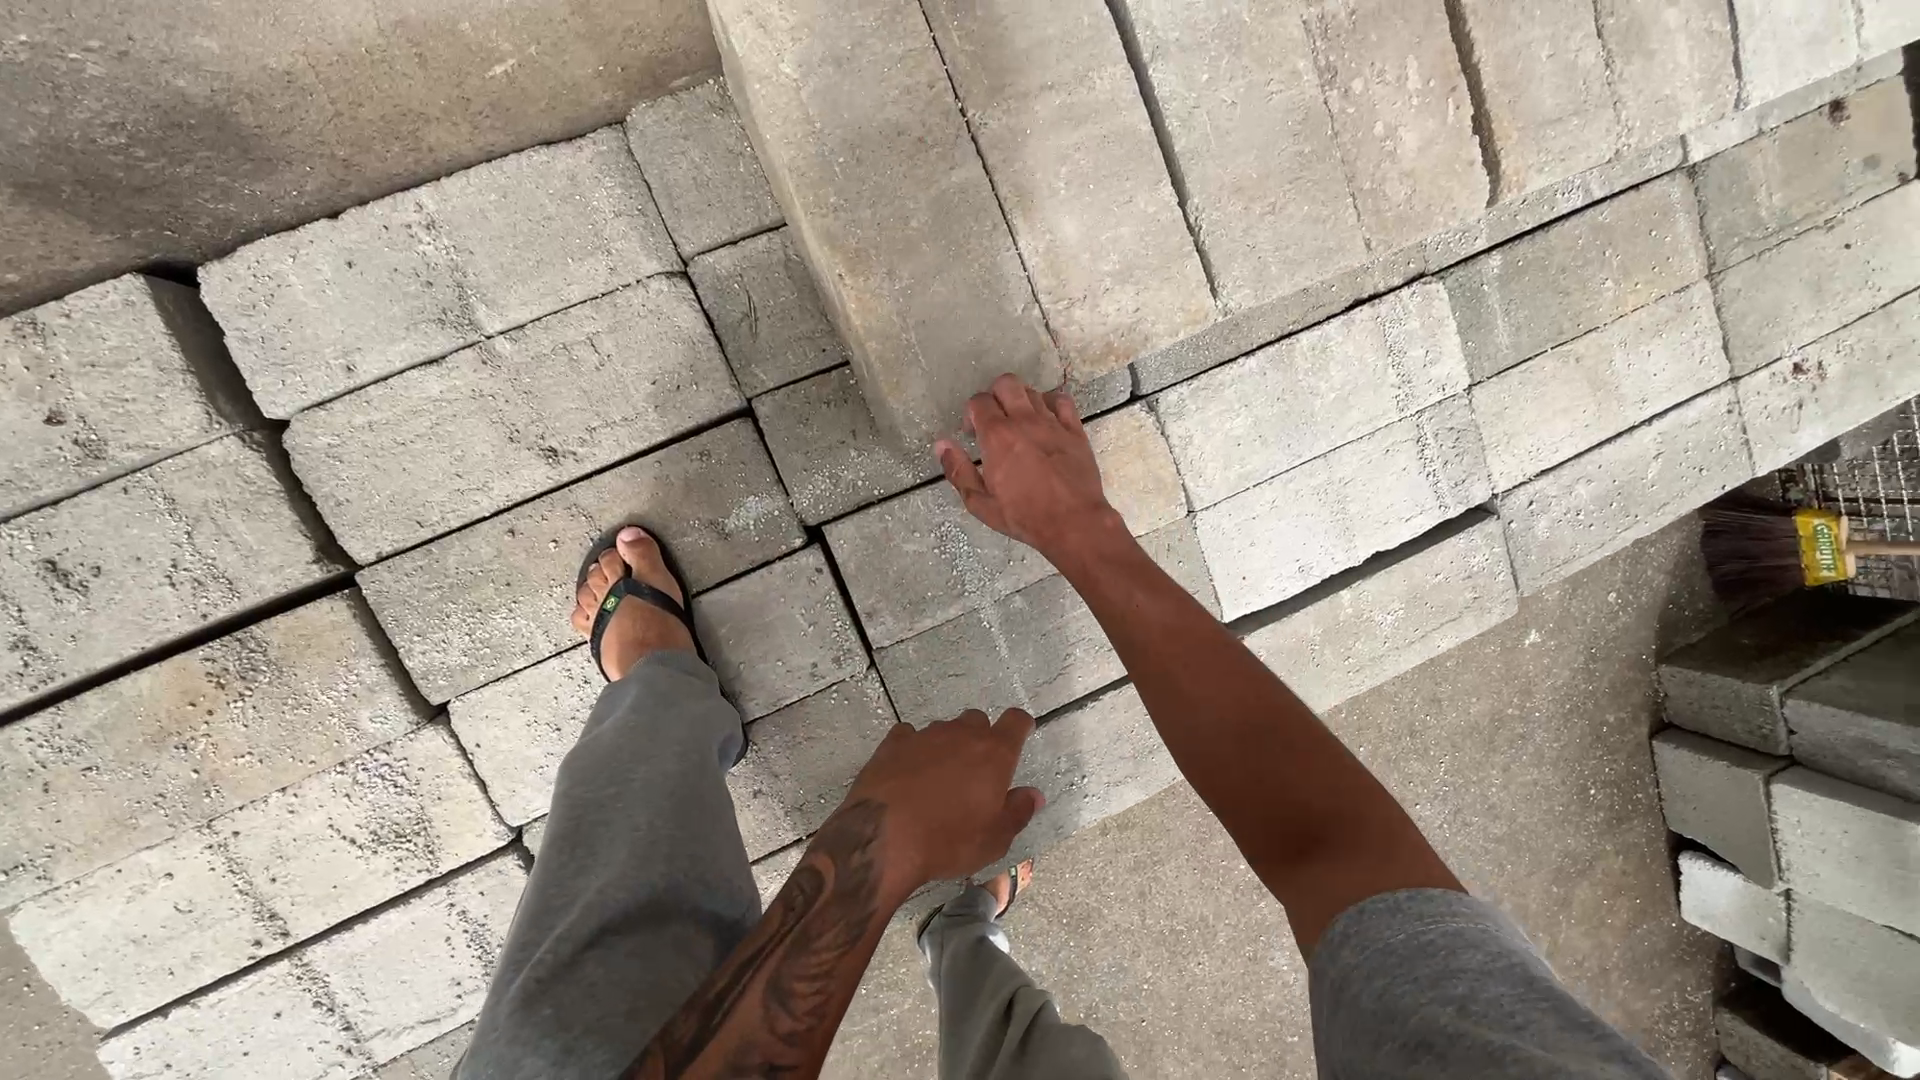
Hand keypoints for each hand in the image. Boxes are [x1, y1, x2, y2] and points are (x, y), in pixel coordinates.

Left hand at [838, 709, 1045, 894]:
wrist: (883, 837)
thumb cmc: (948, 841)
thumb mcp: (994, 839)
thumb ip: (1017, 812)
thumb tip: (1033, 795)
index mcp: (994, 753)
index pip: (1015, 721)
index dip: (1020, 725)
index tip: (1021, 732)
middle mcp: (961, 734)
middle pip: (977, 721)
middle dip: (980, 739)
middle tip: (976, 771)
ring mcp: (924, 735)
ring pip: (944, 729)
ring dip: (947, 746)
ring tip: (939, 778)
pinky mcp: (893, 743)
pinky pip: (909, 736)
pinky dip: (913, 749)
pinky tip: (908, 772)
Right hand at [935, 373, 1123, 562]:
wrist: (1073, 522)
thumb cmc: (1024, 516)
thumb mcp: (980, 502)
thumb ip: (958, 470)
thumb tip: (942, 445)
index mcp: (997, 436)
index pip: (979, 401)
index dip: (971, 414)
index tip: (973, 434)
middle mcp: (1024, 421)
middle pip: (1006, 383)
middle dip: (995, 396)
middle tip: (994, 421)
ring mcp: (1052, 423)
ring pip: (1032, 391)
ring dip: (1020, 402)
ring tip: (1019, 425)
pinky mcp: (1075, 430)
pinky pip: (1062, 401)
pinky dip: (1050, 404)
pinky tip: (1046, 422)